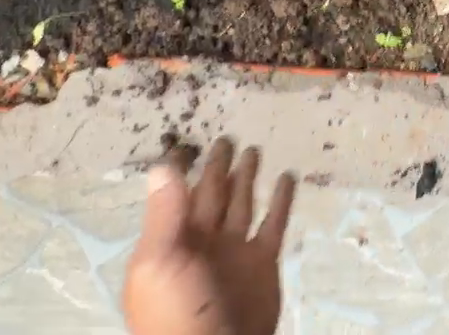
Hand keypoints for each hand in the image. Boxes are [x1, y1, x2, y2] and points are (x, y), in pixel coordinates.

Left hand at [122, 139, 296, 334]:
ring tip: (255, 150)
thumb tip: (163, 166)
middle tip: (228, 138)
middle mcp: (201, 242)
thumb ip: (165, 214)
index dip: (183, 171)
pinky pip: (273, 221)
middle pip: (212, 196)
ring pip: (242, 204)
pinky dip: (281, 200)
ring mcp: (234, 250)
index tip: (189, 143)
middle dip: (218, 169)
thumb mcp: (161, 262)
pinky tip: (288, 178)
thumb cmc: (178, 310)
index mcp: (169, 243)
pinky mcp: (263, 258)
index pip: (177, 197)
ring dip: (248, 178)